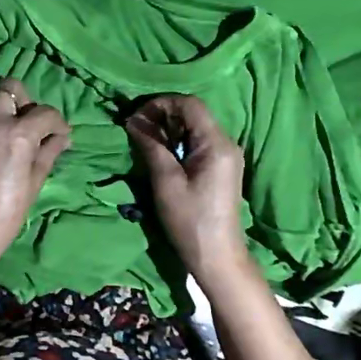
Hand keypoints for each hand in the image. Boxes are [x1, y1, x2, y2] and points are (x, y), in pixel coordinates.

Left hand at [0, 79, 71, 274]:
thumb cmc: (4, 214)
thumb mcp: (34, 183)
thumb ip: (48, 153)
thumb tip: (61, 138)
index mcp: (17, 133)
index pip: (45, 112)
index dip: (57, 123)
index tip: (59, 135)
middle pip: (10, 88)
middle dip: (23, 102)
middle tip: (26, 125)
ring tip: (2, 141)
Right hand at [125, 94, 248, 278]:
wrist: (217, 256)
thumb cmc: (190, 220)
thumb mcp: (166, 181)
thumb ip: (151, 146)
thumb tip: (134, 121)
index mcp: (216, 143)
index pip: (190, 104)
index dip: (161, 103)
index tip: (136, 116)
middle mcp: (226, 143)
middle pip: (193, 113)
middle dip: (162, 114)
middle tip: (135, 127)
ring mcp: (226, 155)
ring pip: (195, 127)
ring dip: (168, 128)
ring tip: (143, 139)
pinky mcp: (221, 167)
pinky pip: (198, 142)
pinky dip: (177, 141)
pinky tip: (160, 152)